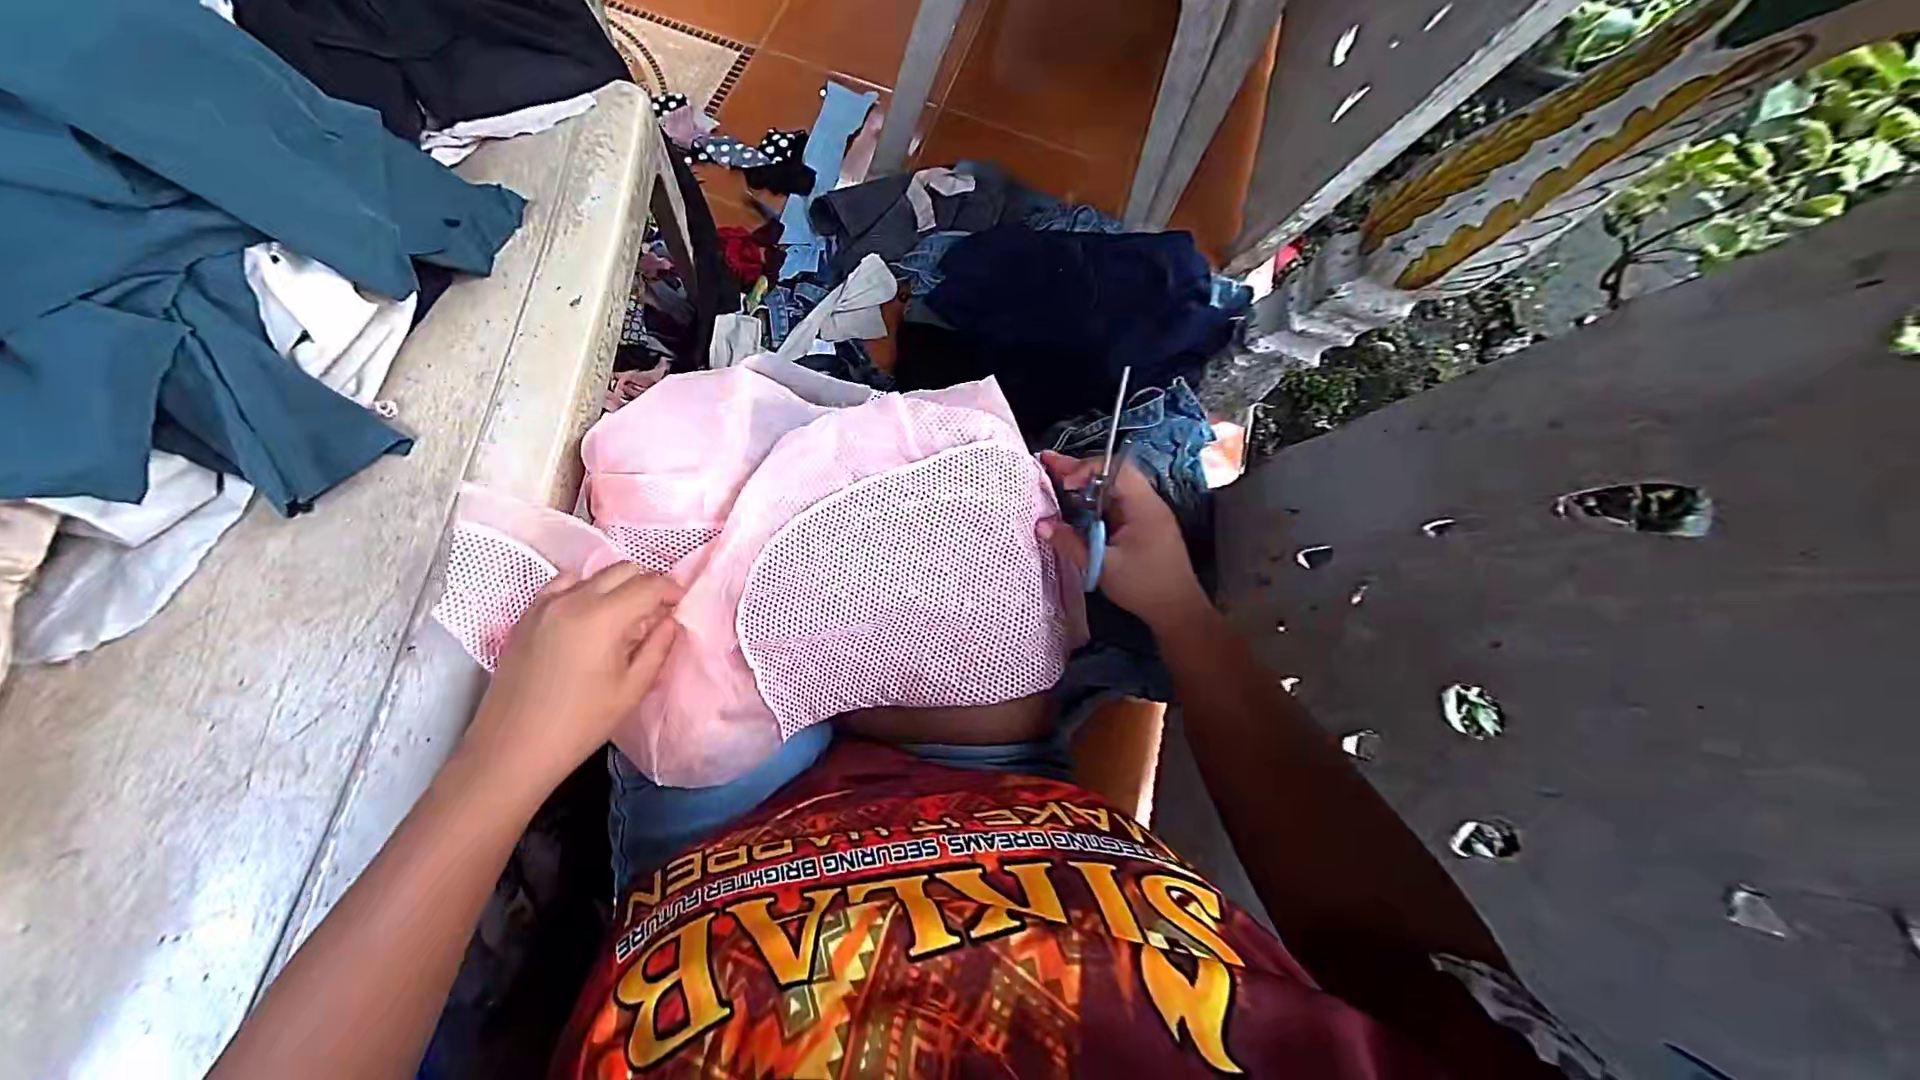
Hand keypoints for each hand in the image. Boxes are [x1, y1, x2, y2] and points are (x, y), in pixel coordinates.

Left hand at [454, 563, 681, 803]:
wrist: (511, 748)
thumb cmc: (580, 724)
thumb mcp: (632, 688)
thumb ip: (658, 646)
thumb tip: (671, 620)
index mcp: (602, 617)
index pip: (649, 585)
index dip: (672, 590)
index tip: (681, 605)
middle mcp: (572, 600)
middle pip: (623, 570)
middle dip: (647, 585)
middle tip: (657, 612)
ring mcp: (544, 604)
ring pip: (594, 574)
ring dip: (617, 586)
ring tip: (624, 616)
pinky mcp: (526, 615)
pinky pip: (563, 585)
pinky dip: (584, 590)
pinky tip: (589, 617)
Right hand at [1038, 450, 1211, 631]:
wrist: (1177, 610)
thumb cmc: (1144, 587)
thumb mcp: (1102, 567)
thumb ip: (1071, 544)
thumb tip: (1042, 525)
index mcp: (1144, 507)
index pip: (1116, 469)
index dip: (1088, 469)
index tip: (1066, 482)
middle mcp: (1148, 503)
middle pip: (1113, 473)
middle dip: (1080, 470)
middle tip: (1049, 464)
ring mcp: (1147, 513)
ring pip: (1113, 488)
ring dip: (1086, 485)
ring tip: (1057, 480)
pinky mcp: (1142, 525)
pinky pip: (1116, 503)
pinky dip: (1094, 500)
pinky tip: (1075, 504)